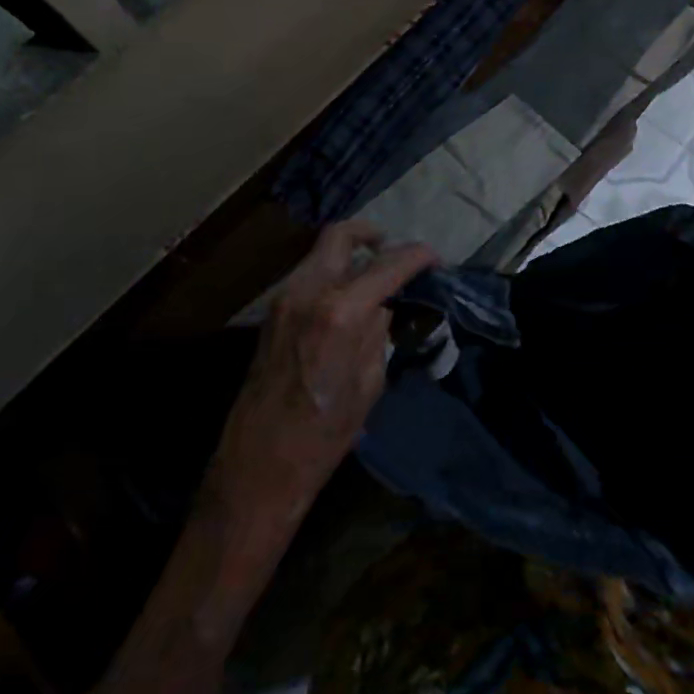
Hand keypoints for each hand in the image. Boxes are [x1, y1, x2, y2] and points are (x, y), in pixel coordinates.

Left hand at [206, 222, 438, 508]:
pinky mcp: (271, 311)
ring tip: (373, 279)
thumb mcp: (368, 384)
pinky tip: (347, 299)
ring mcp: (283, 298)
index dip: (414, 256)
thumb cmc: (324, 433)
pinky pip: (306, 276)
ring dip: (349, 256)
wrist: (260, 458)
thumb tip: (383, 305)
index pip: (386, 266)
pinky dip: (330, 275)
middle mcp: (307, 291)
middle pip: (340, 236)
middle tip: (393, 252)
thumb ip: (377, 334)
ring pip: (320, 254)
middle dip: (371, 235)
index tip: (432, 258)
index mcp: (339, 313)